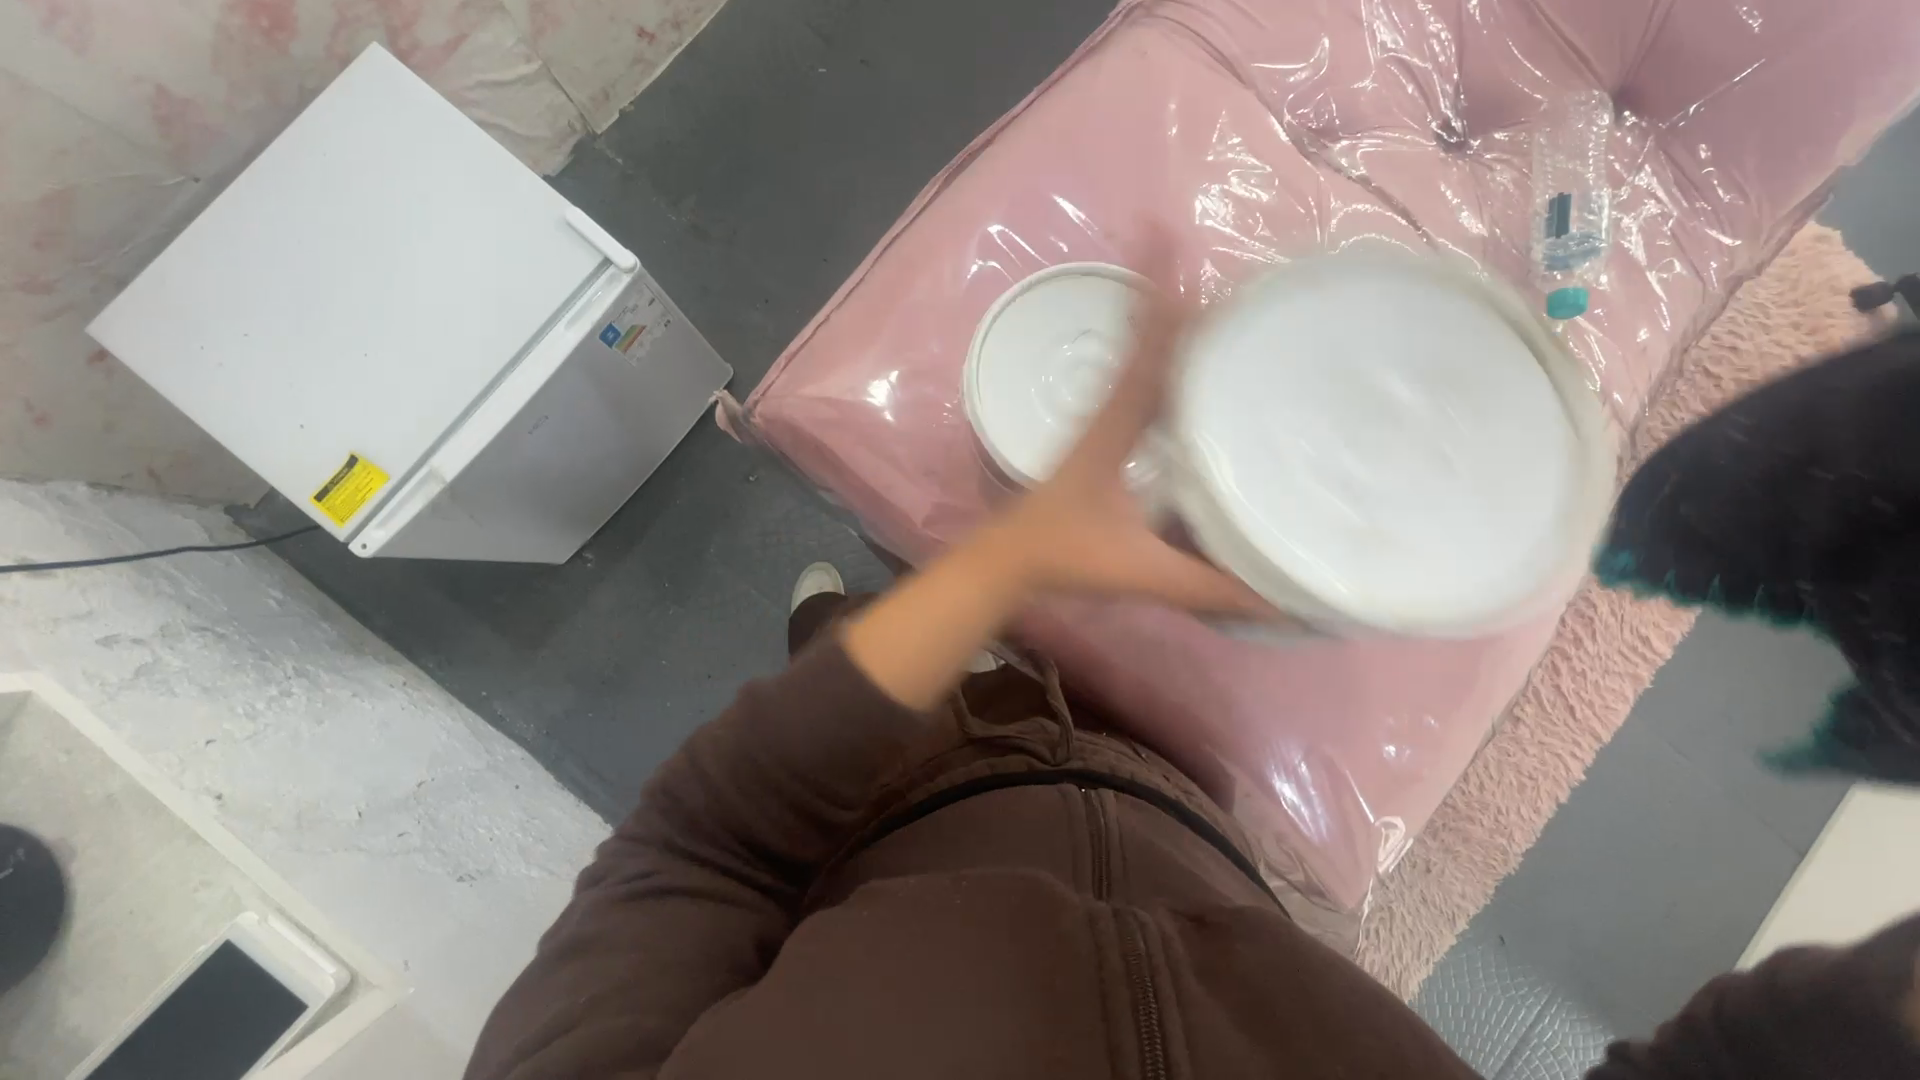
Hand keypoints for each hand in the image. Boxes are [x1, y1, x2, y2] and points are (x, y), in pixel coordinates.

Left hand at [841, 228, 1269, 708]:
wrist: (1008, 560)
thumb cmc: (1064, 557)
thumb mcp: (1139, 571)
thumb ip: (1207, 586)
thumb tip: (1283, 596)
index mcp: (1116, 426)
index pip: (1148, 352)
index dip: (1165, 302)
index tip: (1177, 247)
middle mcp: (1108, 410)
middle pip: (1145, 340)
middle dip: (1173, 296)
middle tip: (1212, 260)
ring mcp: (1102, 420)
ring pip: (1139, 357)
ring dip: (1165, 321)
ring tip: (1206, 289)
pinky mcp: (1103, 437)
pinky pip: (1136, 383)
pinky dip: (1156, 356)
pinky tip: (1180, 357)